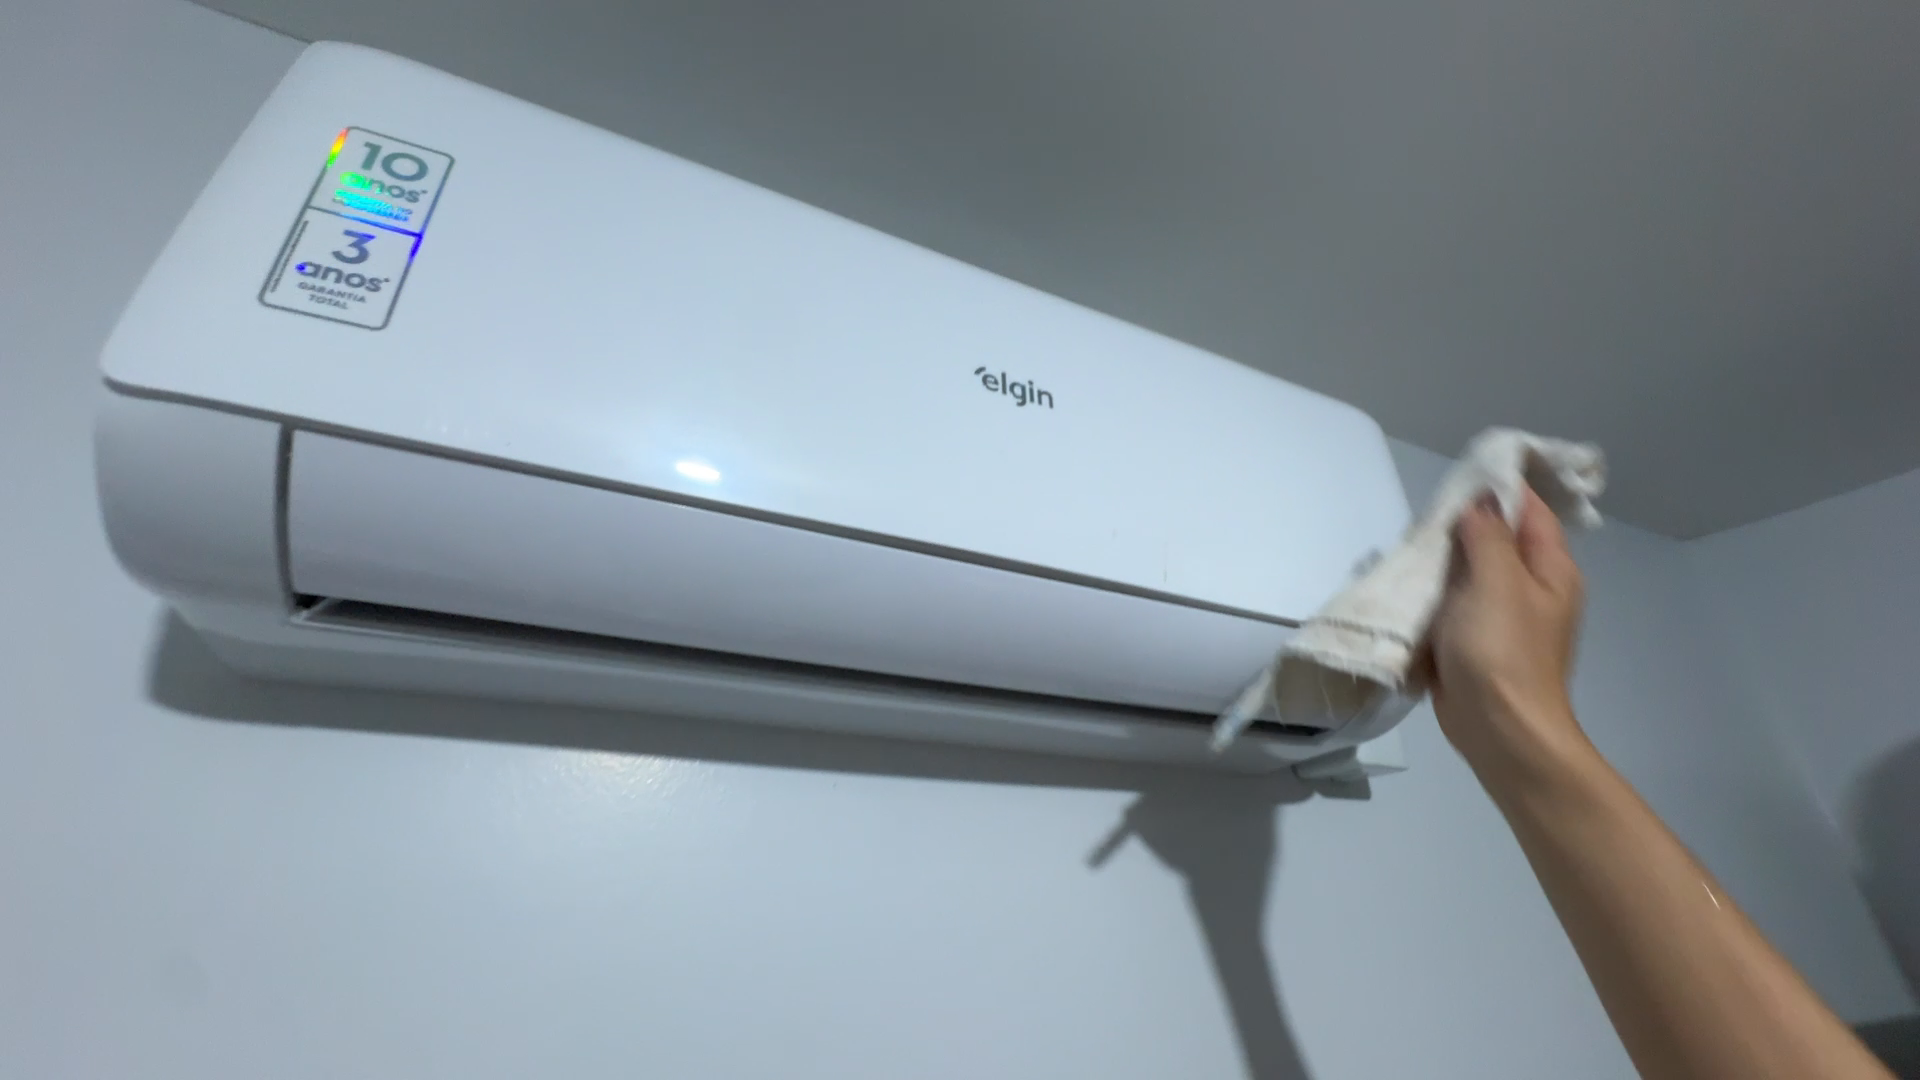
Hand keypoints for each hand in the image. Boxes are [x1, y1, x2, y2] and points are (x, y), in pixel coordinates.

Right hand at [1428, 487, 1591, 780]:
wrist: (1497, 726)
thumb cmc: (1501, 650)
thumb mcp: (1494, 583)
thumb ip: (1486, 537)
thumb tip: (1479, 502)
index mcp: (1549, 571)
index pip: (1531, 511)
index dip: (1503, 487)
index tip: (1465, 470)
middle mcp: (1530, 588)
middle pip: (1497, 539)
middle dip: (1463, 524)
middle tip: (1426, 513)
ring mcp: (1501, 616)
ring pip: (1470, 571)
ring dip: (1442, 559)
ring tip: (1410, 546)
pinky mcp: (1473, 640)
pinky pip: (1452, 602)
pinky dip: (1432, 591)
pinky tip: (1408, 587)